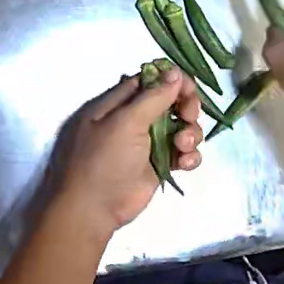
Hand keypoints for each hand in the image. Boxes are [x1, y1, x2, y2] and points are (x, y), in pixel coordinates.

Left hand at [52, 68, 202, 234]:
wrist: (93, 210)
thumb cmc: (103, 160)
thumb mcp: (125, 123)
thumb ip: (153, 97)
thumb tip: (175, 73)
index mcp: (118, 104)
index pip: (150, 81)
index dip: (171, 81)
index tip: (188, 87)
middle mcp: (134, 120)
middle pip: (170, 102)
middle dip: (185, 106)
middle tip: (188, 116)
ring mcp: (148, 144)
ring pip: (181, 127)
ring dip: (190, 132)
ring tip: (183, 146)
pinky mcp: (159, 165)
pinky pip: (183, 153)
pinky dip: (189, 155)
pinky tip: (185, 164)